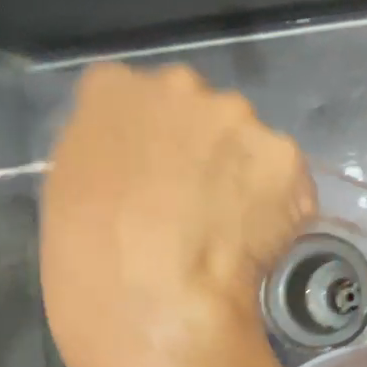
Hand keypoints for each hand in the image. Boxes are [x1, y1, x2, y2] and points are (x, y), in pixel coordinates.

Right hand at [41, 63, 313, 366]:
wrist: (158, 280)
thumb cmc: (94, 240)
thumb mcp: (76, 174)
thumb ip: (117, 145)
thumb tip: (149, 155)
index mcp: (117, 87)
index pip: (144, 94)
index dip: (163, 136)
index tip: (167, 167)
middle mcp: (185, 88)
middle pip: (209, 112)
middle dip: (214, 147)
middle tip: (207, 195)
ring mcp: (242, 121)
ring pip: (255, 144)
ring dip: (252, 174)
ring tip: (236, 221)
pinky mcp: (287, 159)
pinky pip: (291, 180)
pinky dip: (284, 204)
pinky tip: (260, 234)